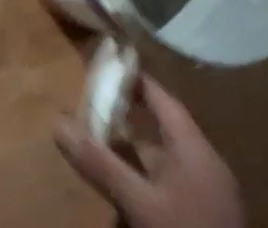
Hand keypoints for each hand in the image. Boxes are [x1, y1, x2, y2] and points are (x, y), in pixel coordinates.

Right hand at [55, 77, 244, 227]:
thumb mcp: (139, 200)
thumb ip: (100, 163)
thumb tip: (57, 123)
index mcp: (195, 149)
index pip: (165, 101)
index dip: (137, 79)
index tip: (108, 61)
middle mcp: (206, 161)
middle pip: (167, 123)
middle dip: (131, 108)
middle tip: (96, 94)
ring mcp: (209, 185)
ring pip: (169, 149)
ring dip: (138, 138)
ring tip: (103, 128)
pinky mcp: (206, 205)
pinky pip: (172, 170)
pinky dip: (146, 161)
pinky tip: (128, 169)